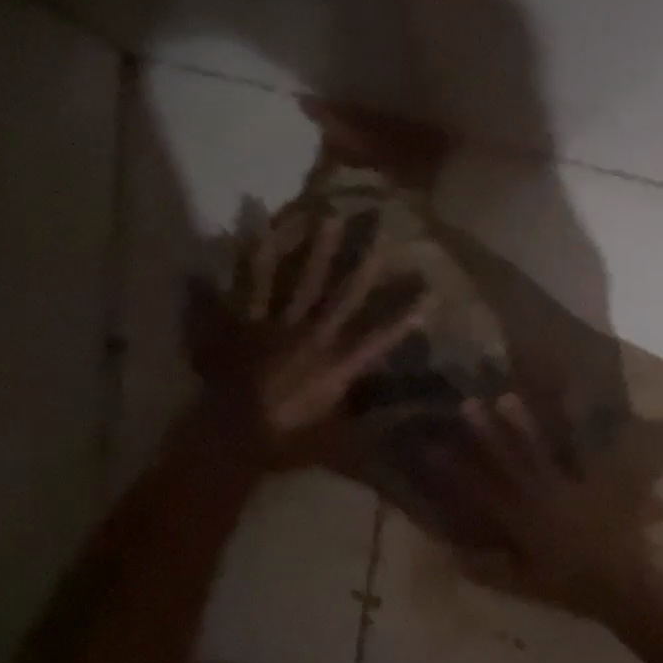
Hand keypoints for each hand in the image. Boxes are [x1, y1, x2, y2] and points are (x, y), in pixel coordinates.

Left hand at [187, 214, 432, 466]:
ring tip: (326, 218)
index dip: (406, 315)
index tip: (431, 292)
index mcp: (338, 365)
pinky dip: (247, 261)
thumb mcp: (338, 445)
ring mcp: (276, 326)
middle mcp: (313, 337)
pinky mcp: (243, 325)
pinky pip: (247, 287)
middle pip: (342, 295)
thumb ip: (372, 434)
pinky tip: (250, 231)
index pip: (380, 336)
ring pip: (299, 280)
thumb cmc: (288, 443)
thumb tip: (409, 432)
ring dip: (314, 250)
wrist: (232, 437)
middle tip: (381, 231)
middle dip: (364, 265)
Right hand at [428, 394, 661, 617]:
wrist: (623, 584)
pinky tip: (571, 407)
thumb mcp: (523, 584)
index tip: (434, 447)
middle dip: (488, 432)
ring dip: (524, 424)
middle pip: (510, 460)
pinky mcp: (595, 484)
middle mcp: (541, 497)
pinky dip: (575, 431)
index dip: (456, 469)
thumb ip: (486, 568)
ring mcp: (570, 486)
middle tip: (469, 403)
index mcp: (521, 522)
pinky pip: (582, 453)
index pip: (481, 491)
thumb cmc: (569, 587)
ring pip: (542, 451)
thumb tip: (450, 554)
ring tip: (508, 398)